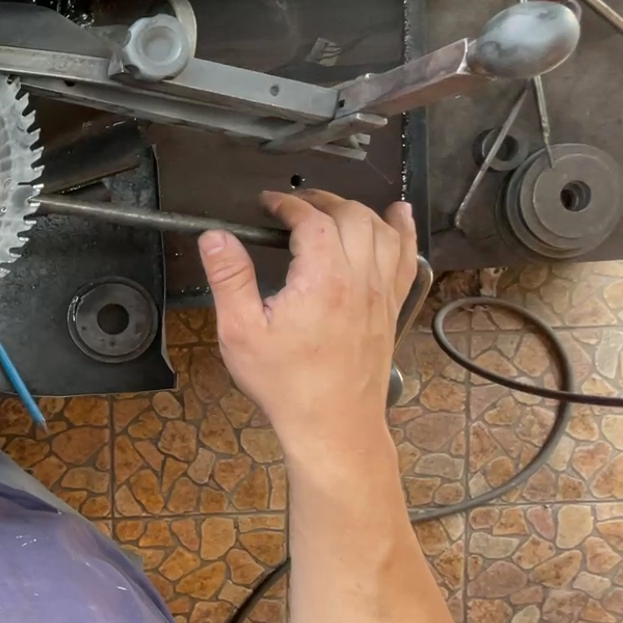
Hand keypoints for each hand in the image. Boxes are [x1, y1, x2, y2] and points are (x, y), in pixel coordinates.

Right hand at [196, 190, 417, 446]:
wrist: (330, 420)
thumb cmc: (282, 380)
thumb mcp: (240, 331)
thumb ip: (228, 279)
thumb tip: (215, 238)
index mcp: (322, 281)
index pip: (312, 222)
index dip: (288, 205)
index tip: (266, 204)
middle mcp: (360, 280)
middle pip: (353, 218)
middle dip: (320, 201)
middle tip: (291, 203)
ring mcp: (381, 294)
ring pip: (383, 231)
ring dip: (356, 210)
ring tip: (329, 207)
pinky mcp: (390, 308)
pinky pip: (406, 256)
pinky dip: (401, 229)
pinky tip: (396, 216)